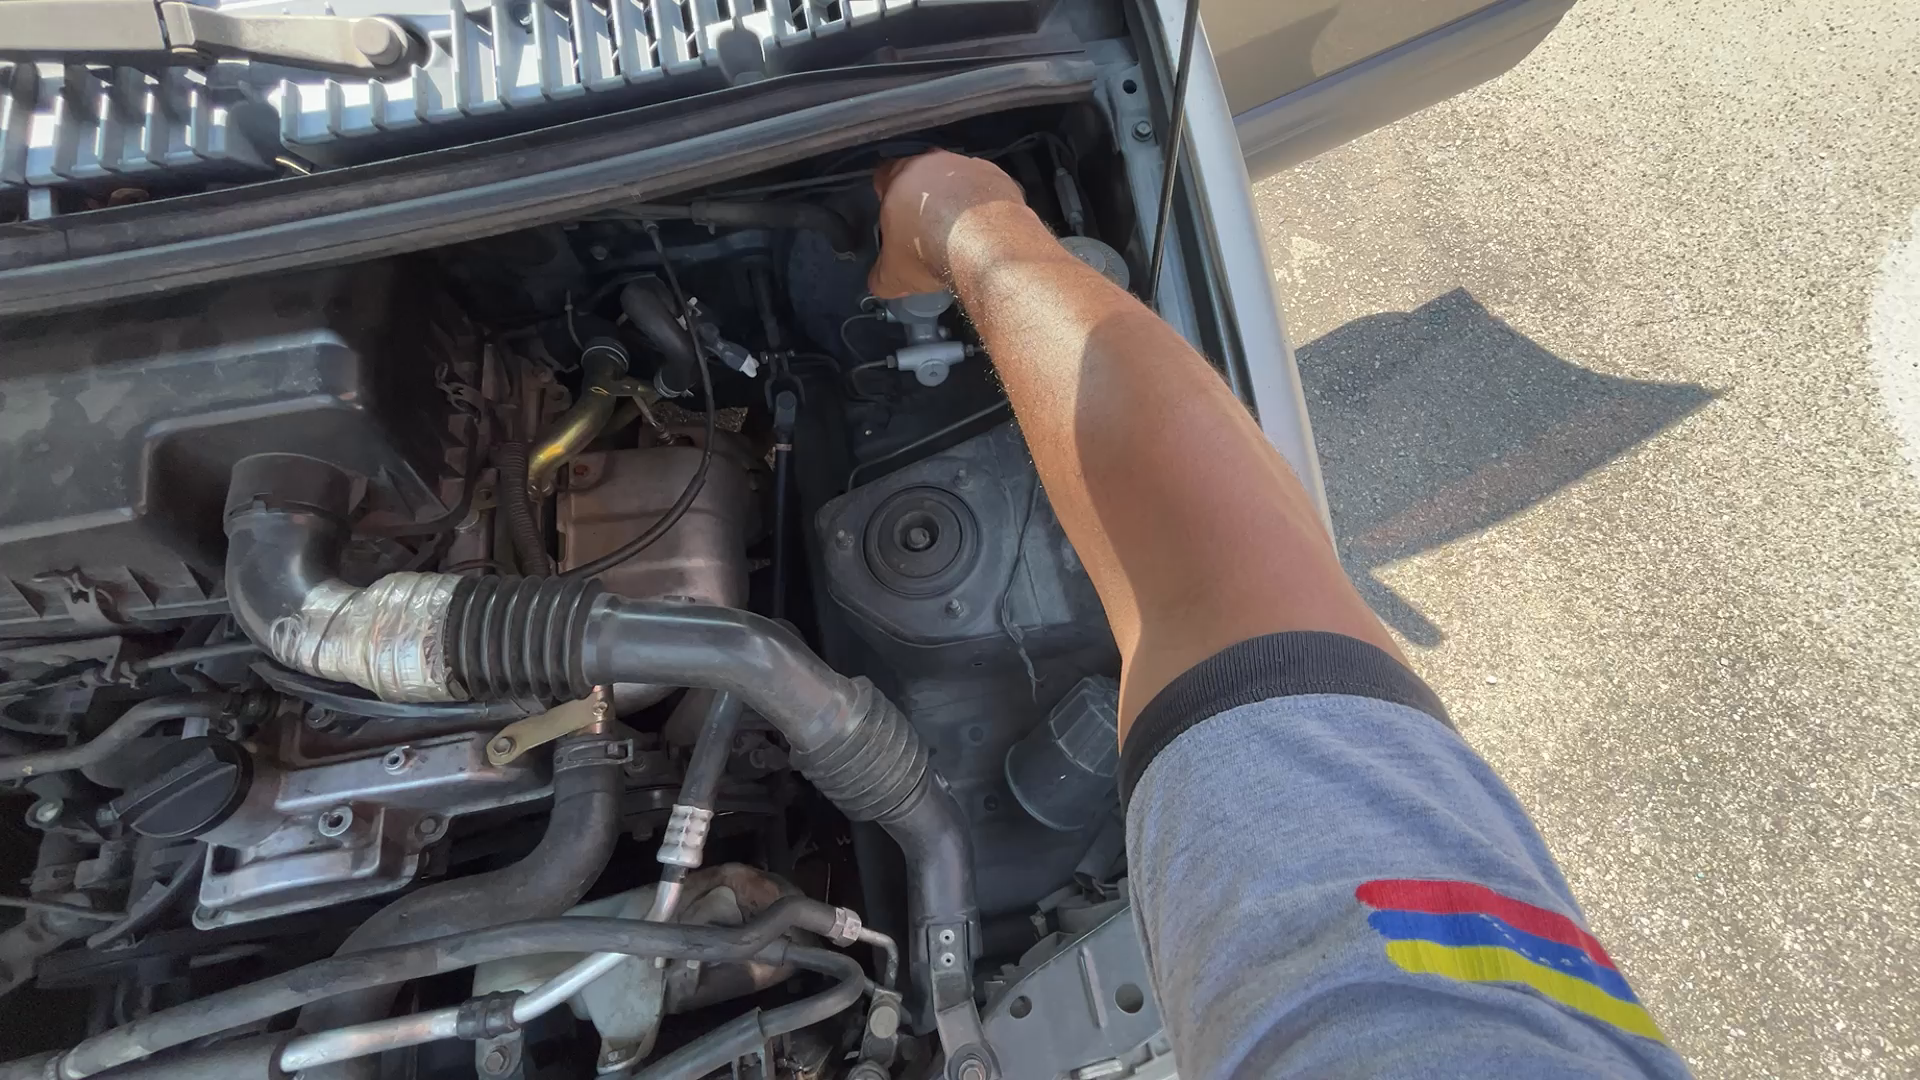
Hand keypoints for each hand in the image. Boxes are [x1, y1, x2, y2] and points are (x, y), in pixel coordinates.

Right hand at [868, 150, 1028, 297]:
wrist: (983, 245)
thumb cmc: (933, 249)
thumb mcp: (894, 275)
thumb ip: (881, 276)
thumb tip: (880, 284)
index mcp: (898, 178)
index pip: (882, 177)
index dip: (885, 195)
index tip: (890, 210)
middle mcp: (933, 163)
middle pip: (921, 175)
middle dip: (922, 199)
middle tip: (925, 229)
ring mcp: (967, 167)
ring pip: (955, 179)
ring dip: (955, 201)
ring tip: (957, 234)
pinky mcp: (997, 178)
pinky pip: (986, 190)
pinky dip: (983, 207)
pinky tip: (982, 232)